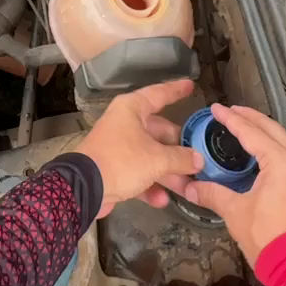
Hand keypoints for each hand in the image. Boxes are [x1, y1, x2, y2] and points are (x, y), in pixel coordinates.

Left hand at [73, 78, 204, 216]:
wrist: (85, 188)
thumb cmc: (122, 161)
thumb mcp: (156, 159)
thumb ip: (180, 158)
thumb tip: (199, 159)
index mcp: (132, 109)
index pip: (159, 94)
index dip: (176, 90)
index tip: (191, 85)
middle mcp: (125, 123)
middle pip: (159, 131)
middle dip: (179, 149)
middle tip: (201, 159)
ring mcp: (119, 146)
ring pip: (151, 155)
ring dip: (168, 172)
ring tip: (188, 188)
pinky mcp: (114, 168)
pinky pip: (138, 173)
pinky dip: (150, 185)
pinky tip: (161, 200)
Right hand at [182, 103, 285, 260]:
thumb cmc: (269, 237)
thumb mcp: (236, 213)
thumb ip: (212, 194)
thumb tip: (188, 187)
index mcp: (280, 162)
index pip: (251, 132)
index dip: (231, 119)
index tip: (215, 109)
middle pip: (272, 130)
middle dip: (251, 118)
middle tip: (231, 111)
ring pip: (285, 143)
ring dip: (264, 132)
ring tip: (246, 128)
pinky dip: (275, 148)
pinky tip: (263, 154)